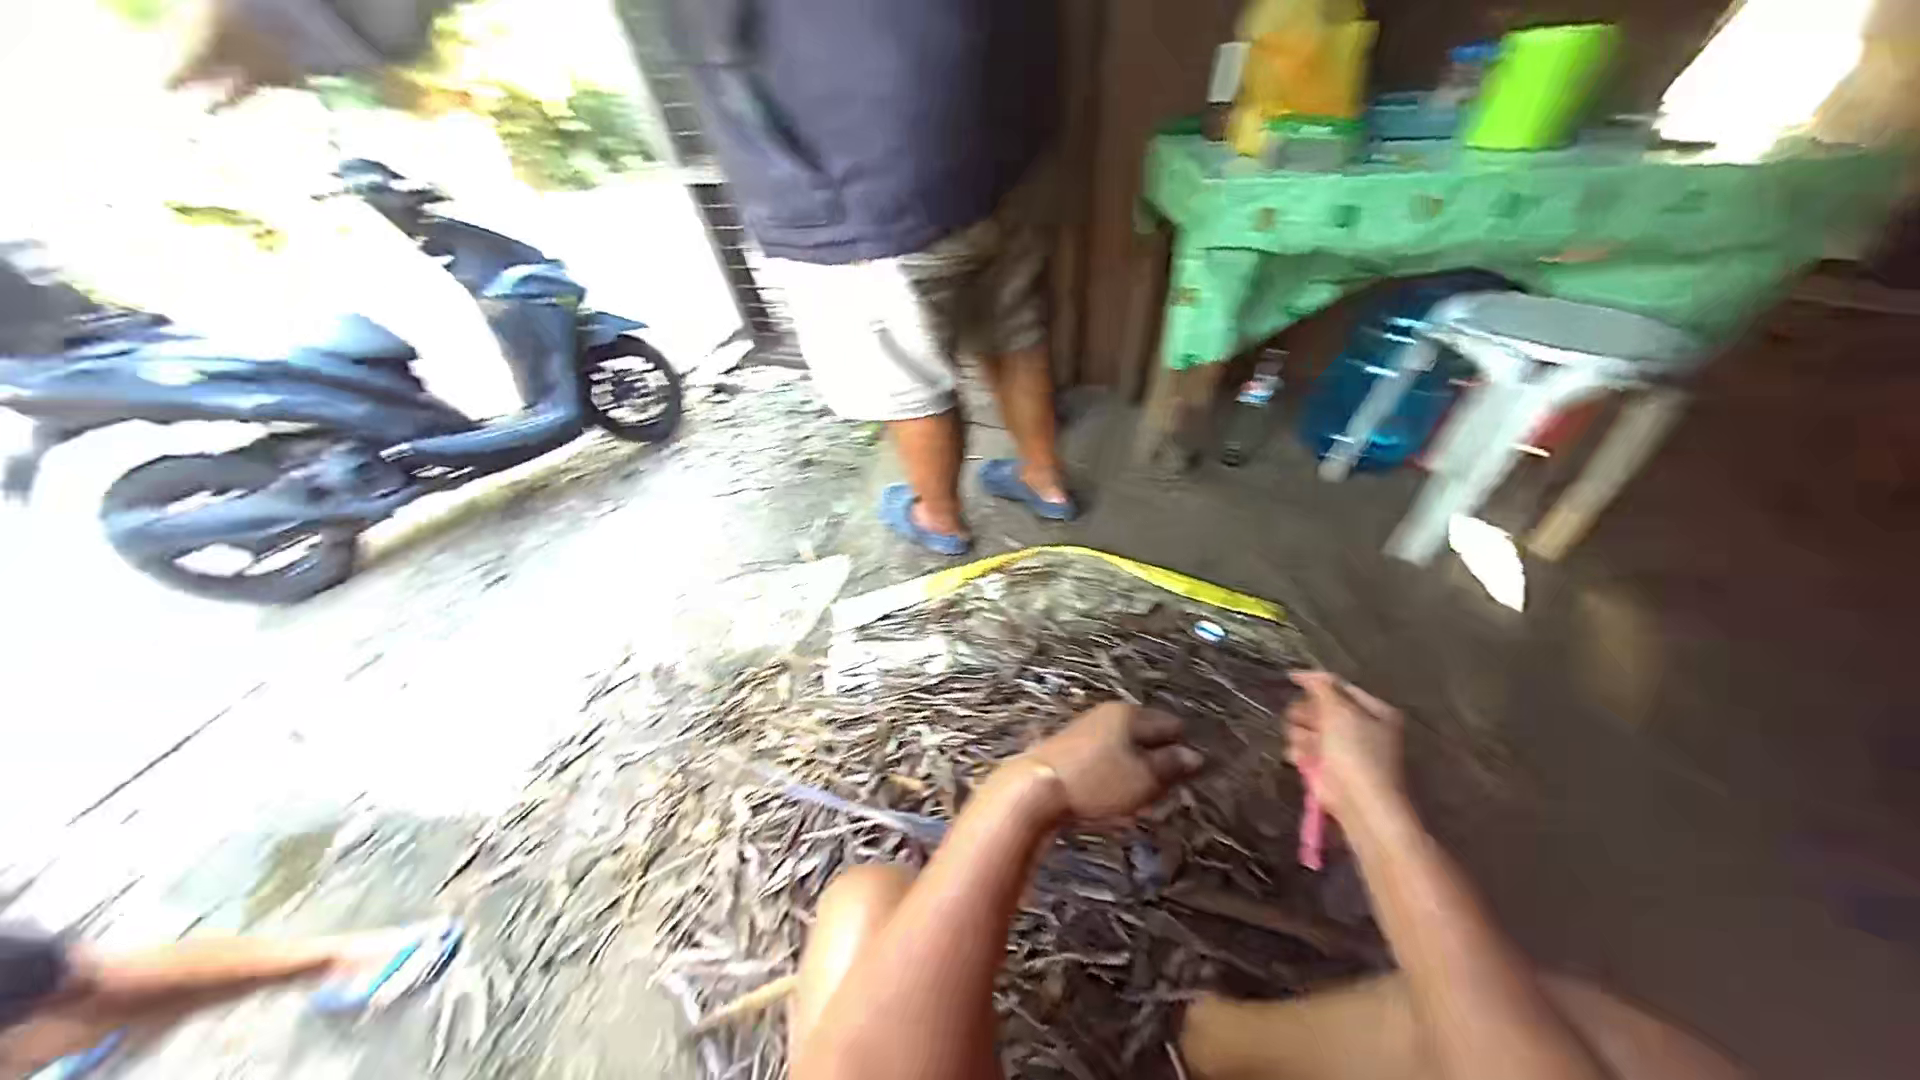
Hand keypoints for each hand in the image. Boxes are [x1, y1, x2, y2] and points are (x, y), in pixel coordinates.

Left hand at [1027, 702, 1202, 820]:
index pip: (1171, 725)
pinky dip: (1115, 776)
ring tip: (1141, 800)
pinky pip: (1105, 760)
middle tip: (1166, 793)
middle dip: (1160, 761)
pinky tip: (1114, 797)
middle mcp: (1107, 714)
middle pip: (1146, 735)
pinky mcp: (1070, 750)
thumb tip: (1194, 754)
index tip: (1192, 778)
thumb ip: (1171, 765)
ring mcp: (1086, 730)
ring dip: (1137, 772)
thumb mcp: (1144, 778)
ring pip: (1125, 749)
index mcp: (1129, 714)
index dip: (1185, 749)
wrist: (1034, 790)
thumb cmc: (1097, 782)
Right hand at [1285, 672, 1405, 820]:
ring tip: (1311, 748)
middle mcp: (1358, 726)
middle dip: (1307, 714)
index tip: (1291, 679)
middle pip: (1317, 706)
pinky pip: (1302, 747)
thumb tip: (1305, 674)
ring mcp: (1340, 746)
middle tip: (1310, 723)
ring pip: (1304, 726)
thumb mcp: (1340, 711)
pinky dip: (1301, 752)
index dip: (1315, 682)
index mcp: (1372, 711)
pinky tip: (1306, 760)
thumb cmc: (1356, 752)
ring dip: (1302, 735)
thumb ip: (1322, 687)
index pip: (1338, 686)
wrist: (1358, 800)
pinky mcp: (1324, 764)